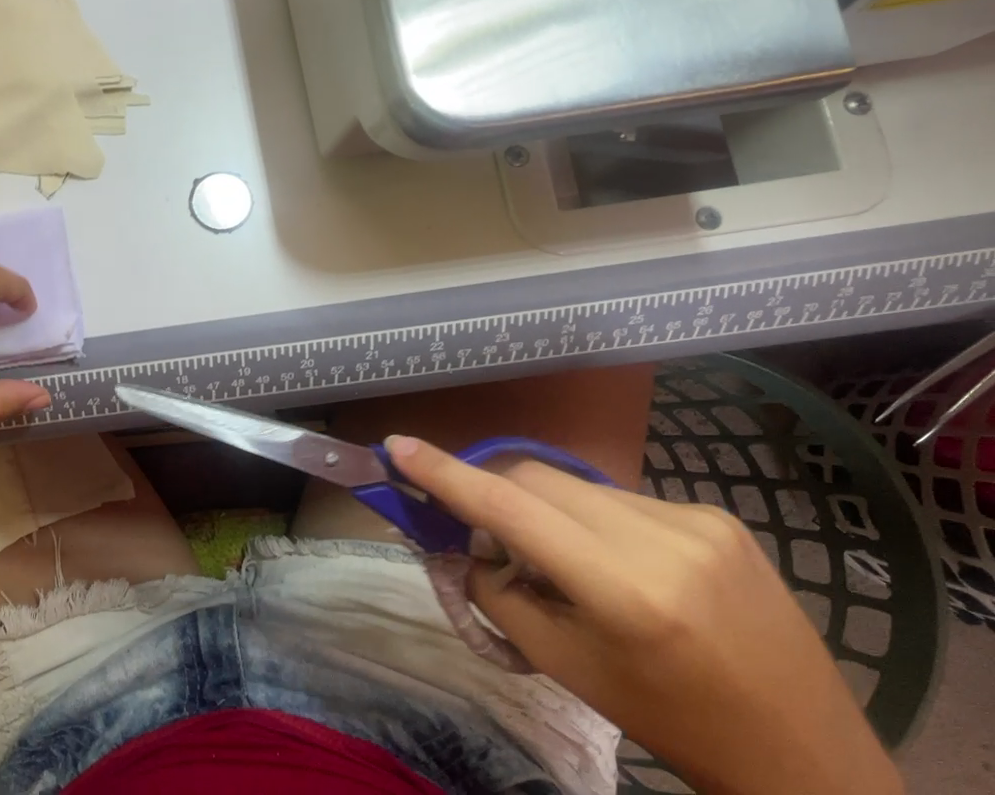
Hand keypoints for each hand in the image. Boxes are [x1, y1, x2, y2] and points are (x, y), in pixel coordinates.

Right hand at [386, 435, 903, 794]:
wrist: (800, 749)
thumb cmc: (666, 718)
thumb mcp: (563, 664)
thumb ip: (498, 592)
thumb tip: (461, 541)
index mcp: (624, 591)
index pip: (510, 510)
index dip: (446, 475)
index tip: (397, 447)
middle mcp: (664, 539)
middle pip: (536, 481)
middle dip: (492, 494)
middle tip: (474, 532)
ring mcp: (700, 521)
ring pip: (576, 487)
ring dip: (543, 510)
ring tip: (557, 561)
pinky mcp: (721, 518)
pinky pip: (620, 499)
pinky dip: (590, 520)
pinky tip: (612, 563)